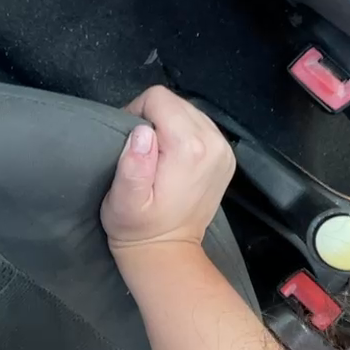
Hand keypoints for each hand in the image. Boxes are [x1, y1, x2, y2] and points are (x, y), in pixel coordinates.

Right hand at [101, 87, 236, 254]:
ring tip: (155, 156)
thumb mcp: (123, 202)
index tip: (130, 142)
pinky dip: (183, 134)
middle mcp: (213, 143)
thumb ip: (133, 165)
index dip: (136, 112)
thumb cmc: (138, 228)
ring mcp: (224, 150)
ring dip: (168, 125)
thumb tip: (141, 131)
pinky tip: (172, 159)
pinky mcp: (226, 156)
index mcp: (188, 149)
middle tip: (141, 152)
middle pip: (175, 101)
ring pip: (189, 110)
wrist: (168, 251)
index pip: (158, 98)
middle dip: (153, 118)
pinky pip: (200, 126)